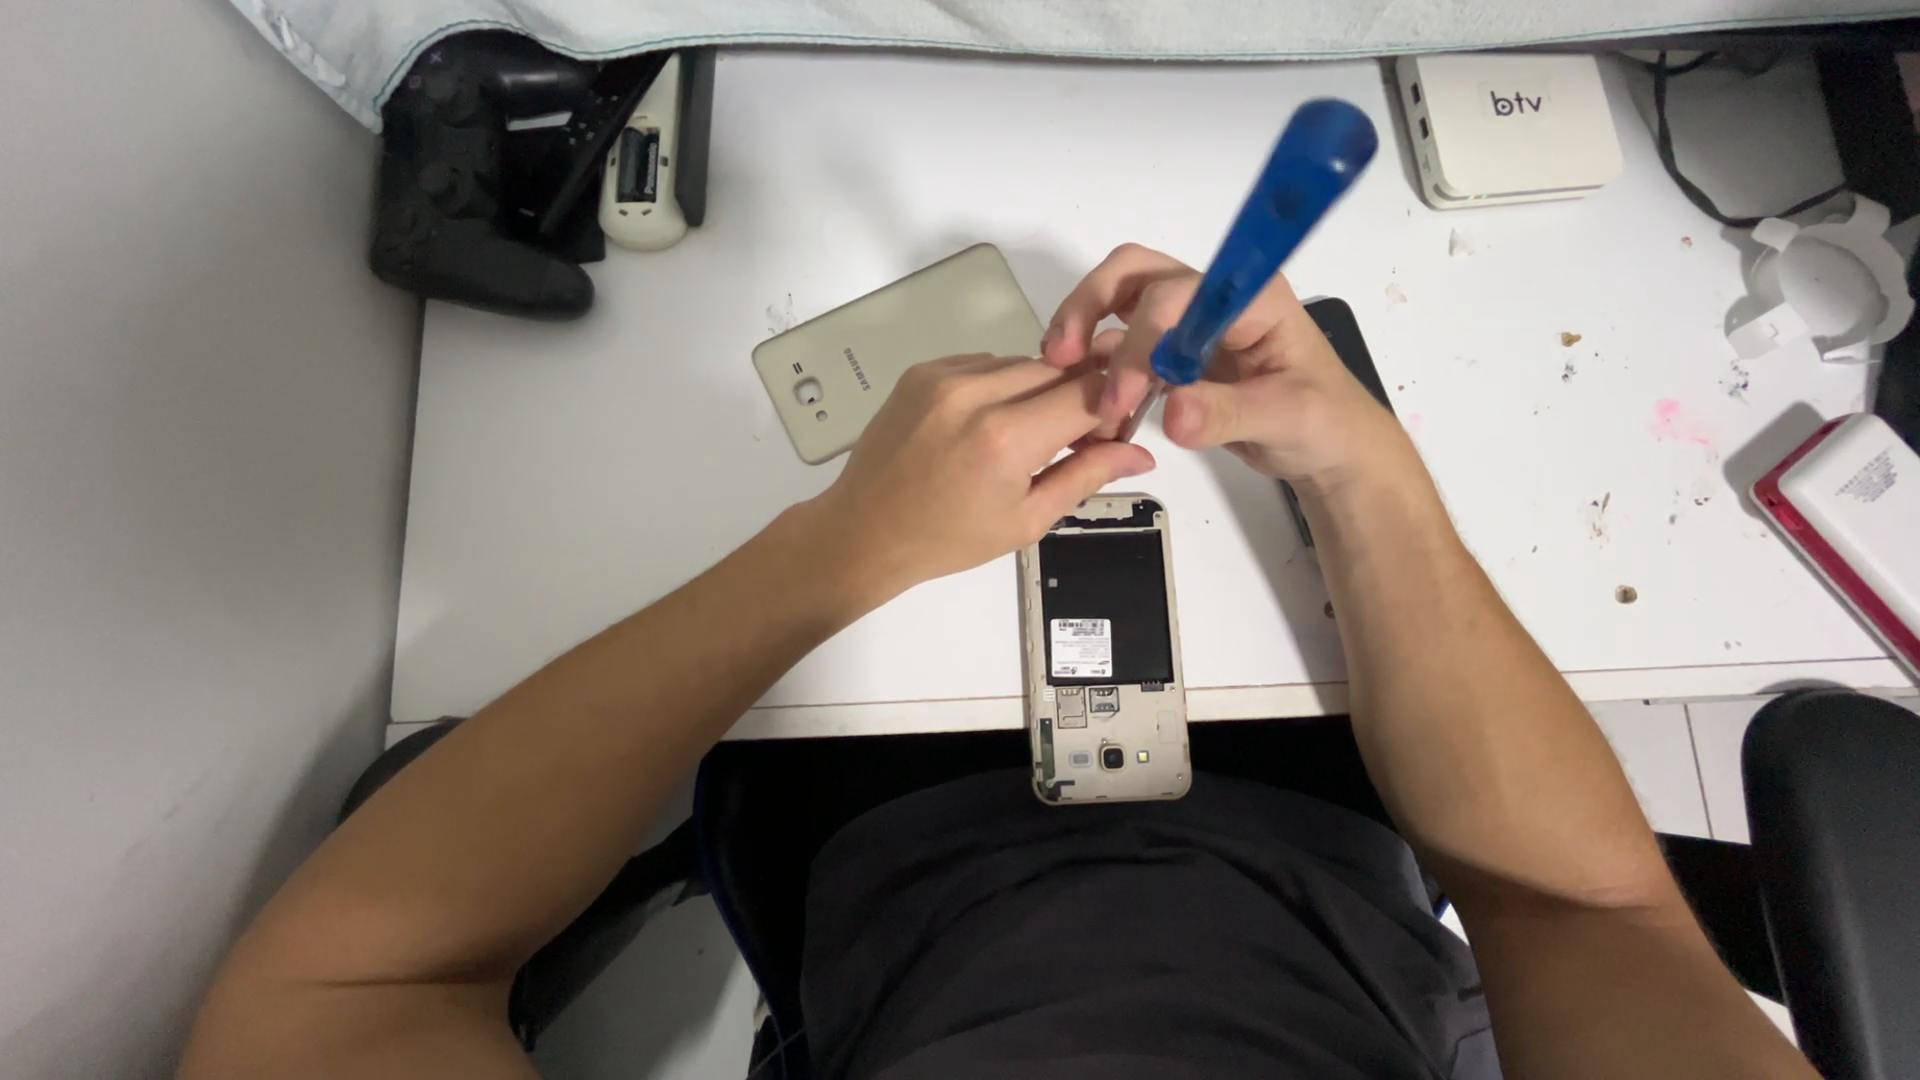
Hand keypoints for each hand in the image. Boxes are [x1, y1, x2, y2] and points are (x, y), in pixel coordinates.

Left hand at [811, 354, 1155, 598]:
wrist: (865, 530)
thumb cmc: (947, 539)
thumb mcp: (1026, 521)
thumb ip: (1085, 477)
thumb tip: (1140, 453)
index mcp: (1005, 439)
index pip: (1090, 394)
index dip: (1113, 408)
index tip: (1112, 430)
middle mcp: (974, 394)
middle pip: (1060, 370)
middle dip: (1079, 397)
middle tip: (1075, 437)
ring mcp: (943, 377)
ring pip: (1023, 362)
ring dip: (1040, 390)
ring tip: (1027, 434)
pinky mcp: (922, 371)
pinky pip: (985, 362)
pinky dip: (1001, 384)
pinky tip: (991, 421)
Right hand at [1040, 243, 1413, 496]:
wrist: (1327, 447)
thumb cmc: (1322, 422)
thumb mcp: (1286, 418)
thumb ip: (1228, 414)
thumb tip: (1173, 414)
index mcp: (1246, 298)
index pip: (1175, 293)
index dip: (1140, 339)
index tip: (1120, 398)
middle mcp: (1211, 299)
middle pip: (1133, 275)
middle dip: (1088, 307)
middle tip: (1057, 356)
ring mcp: (1188, 326)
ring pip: (1119, 305)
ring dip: (1084, 337)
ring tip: (1063, 383)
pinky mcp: (1173, 356)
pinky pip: (1122, 349)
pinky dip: (1098, 372)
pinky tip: (1089, 407)